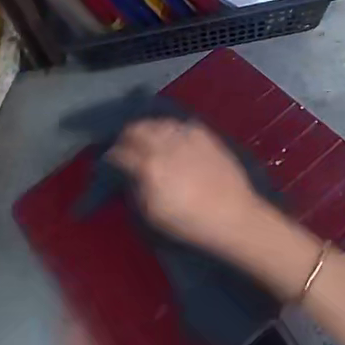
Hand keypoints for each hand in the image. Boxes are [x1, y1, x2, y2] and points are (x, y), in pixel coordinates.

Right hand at [106, 119, 272, 253]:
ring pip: (159, 122)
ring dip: (149, 129)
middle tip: (126, 146)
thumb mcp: (153, 214)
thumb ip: (137, 188)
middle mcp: (166, 145)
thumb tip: (130, 173)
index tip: (110, 160)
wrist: (234, 215)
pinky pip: (181, 125)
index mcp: (149, 166)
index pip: (120, 152)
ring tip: (148, 140)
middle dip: (127, 136)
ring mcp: (188, 137)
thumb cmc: (190, 222)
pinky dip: (171, 129)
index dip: (111, 156)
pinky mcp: (206, 135)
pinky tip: (172, 138)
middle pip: (137, 128)